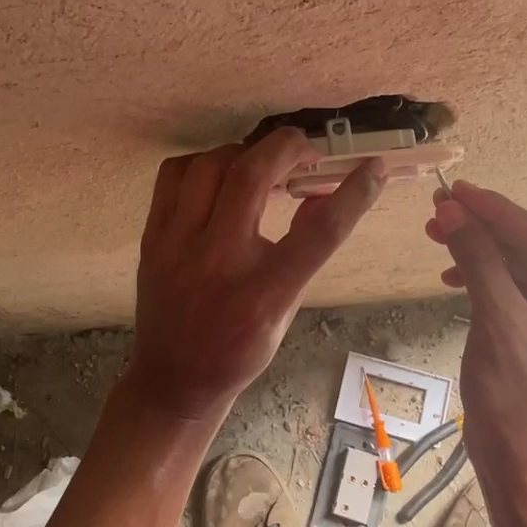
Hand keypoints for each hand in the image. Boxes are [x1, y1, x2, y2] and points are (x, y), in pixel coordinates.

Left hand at [128, 128, 386, 418]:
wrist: (174, 379)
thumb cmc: (239, 349)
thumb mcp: (285, 310)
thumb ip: (304, 252)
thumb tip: (323, 193)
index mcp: (263, 294)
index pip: (319, 233)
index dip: (353, 194)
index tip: (374, 167)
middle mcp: (218, 263)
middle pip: (251, 176)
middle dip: (286, 147)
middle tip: (306, 150)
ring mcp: (176, 246)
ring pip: (209, 165)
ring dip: (244, 152)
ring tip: (262, 163)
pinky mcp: (152, 237)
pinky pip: (173, 174)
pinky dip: (202, 162)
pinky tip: (219, 174)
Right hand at [426, 181, 526, 490]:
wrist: (524, 472)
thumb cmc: (519, 404)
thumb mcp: (499, 326)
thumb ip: (478, 261)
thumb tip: (450, 209)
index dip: (496, 211)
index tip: (454, 188)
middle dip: (484, 229)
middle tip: (437, 208)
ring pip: (522, 268)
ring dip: (479, 251)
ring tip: (436, 234)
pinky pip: (518, 291)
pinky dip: (485, 278)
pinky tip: (453, 275)